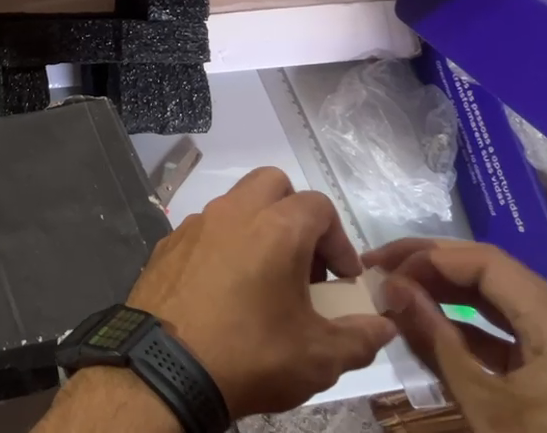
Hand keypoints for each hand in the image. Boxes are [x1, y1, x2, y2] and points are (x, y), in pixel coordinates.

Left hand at [128, 167, 395, 418]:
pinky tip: (230, 290)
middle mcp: (231, 213)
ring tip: (270, 282)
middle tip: (306, 264)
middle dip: (296, 214)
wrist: (165, 363)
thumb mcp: (320, 357)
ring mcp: (194, 225)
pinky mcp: (169, 243)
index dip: (339, 240)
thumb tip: (381, 325)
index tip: (343, 280)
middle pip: (271, 184)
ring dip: (259, 228)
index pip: (318, 205)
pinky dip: (226, 245)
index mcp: (273, 228)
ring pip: (235, 203)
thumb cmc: (251, 353)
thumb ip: (359, 336)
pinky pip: (206, 229)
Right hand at [367, 239, 546, 432]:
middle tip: (382, 269)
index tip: (384, 270)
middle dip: (437, 267)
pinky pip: (529, 330)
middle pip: (502, 274)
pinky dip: (482, 322)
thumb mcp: (484, 405)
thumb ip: (435, 339)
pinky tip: (441, 324)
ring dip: (456, 291)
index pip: (489, 263)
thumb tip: (390, 287)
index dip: (429, 258)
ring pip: (514, 299)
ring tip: (404, 291)